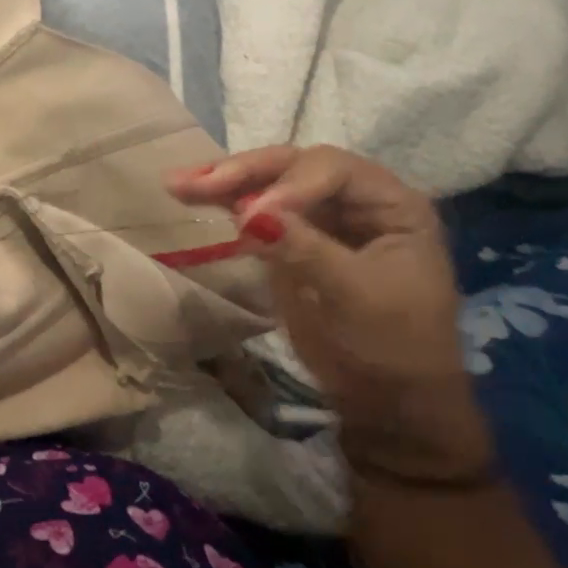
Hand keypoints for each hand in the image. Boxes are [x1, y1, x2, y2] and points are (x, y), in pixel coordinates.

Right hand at [168, 145, 496, 484]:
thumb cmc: (391, 346)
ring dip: (222, 180)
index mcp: (391, 205)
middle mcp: (354, 199)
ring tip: (176, 183)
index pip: (333, 170)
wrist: (389, 401)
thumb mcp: (355, 297)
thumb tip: (248, 212)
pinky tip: (189, 193)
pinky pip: (253, 208)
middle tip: (198, 183)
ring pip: (266, 182)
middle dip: (245, 172)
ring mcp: (319, 216)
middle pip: (293, 167)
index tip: (251, 215)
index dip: (290, 184)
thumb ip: (305, 248)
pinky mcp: (290, 236)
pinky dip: (222, 201)